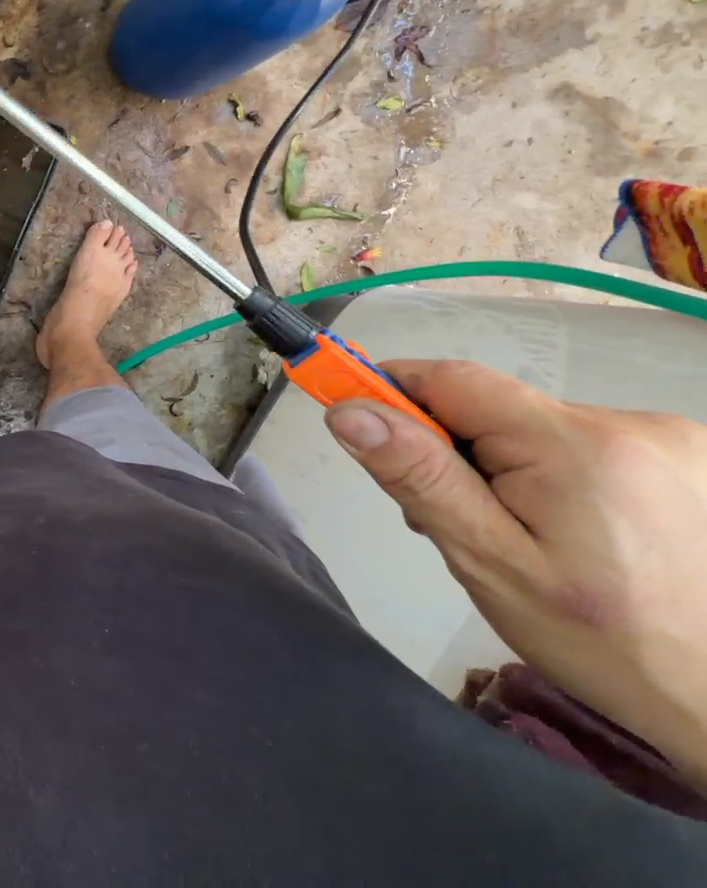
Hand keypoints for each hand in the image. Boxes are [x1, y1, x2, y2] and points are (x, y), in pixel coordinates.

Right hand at [323, 361, 706, 784]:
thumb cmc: (599, 637)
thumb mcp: (486, 559)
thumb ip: (419, 478)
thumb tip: (349, 413)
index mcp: (578, 444)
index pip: (453, 379)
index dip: (387, 387)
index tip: (345, 414)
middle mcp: (630, 423)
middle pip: (490, 408)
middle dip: (444, 448)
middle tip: (438, 518)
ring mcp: (668, 440)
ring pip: (529, 428)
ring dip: (494, 466)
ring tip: (507, 537)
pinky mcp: (683, 461)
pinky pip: (574, 446)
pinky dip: (542, 476)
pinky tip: (557, 531)